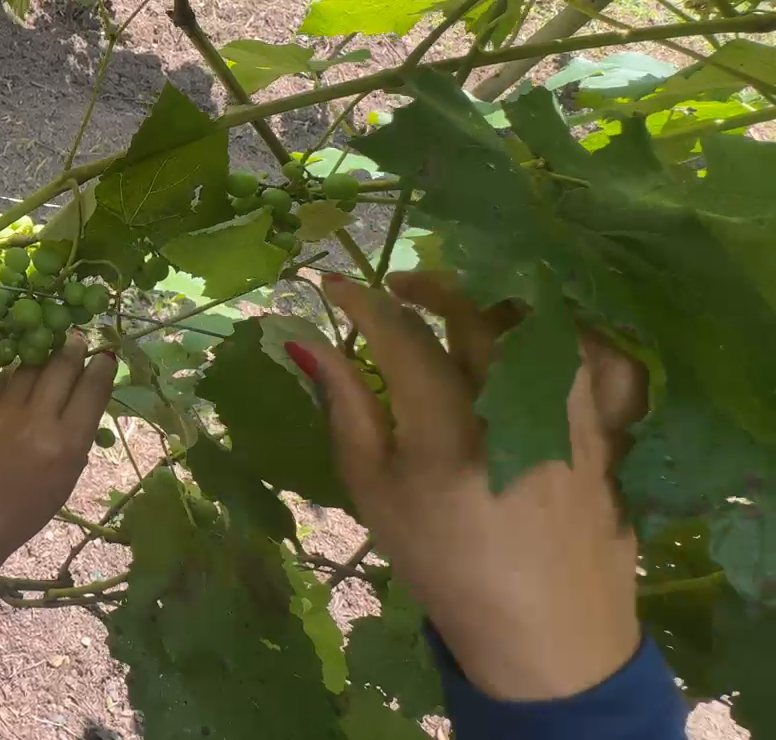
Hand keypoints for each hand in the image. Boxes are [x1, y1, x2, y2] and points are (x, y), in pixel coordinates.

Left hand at [0, 335, 116, 604]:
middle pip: (61, 368)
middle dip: (73, 349)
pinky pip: (2, 379)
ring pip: (29, 368)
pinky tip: (17, 379)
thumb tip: (85, 395)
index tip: (106, 355)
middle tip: (78, 338)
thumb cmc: (28, 506)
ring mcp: (3, 409)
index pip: (92, 391)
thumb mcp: (67, 476)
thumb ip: (77, 435)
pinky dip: (12, 378)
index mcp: (66, 444)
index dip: (102, 368)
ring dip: (42, 359)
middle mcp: (36, 420)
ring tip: (49, 352)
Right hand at [288, 272, 648, 701]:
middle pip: (479, 321)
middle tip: (392, 288)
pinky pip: (606, 370)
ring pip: (546, 333)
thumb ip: (344, 405)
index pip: (403, 341)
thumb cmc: (435, 558)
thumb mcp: (369, 485)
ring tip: (461, 310)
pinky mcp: (613, 443)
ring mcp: (578, 431)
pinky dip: (568, 339)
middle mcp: (519, 423)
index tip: (331, 285)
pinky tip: (531, 341)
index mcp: (447, 438)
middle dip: (428, 289)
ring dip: (494, 306)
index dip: (363, 303)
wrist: (543, 633)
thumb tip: (307, 343)